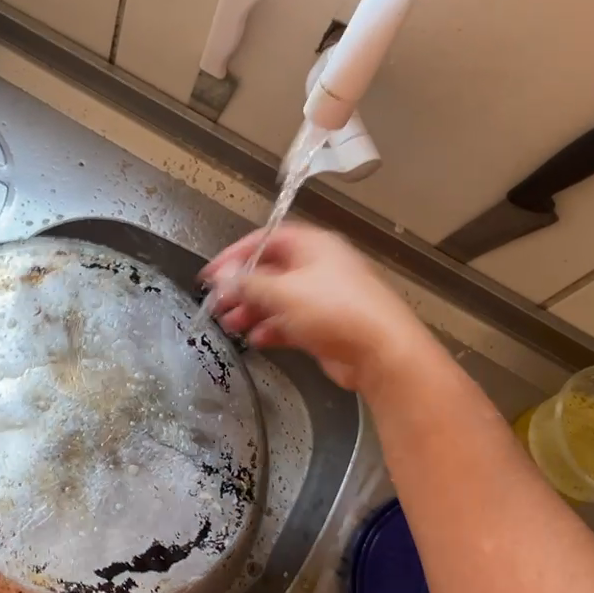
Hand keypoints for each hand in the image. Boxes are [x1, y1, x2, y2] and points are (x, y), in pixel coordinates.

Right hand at [201, 222, 430, 393]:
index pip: (265, 240)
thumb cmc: (339, 312)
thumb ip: (249, 283)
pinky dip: (270, 329)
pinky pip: (288, 323)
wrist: (380, 352)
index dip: (236, 254)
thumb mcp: (283, 292)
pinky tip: (256, 339)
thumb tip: (224, 277)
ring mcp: (321, 298)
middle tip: (218, 302)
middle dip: (241, 287)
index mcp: (312, 247)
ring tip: (231, 324)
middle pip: (269, 271)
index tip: (213, 273)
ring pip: (277, 299)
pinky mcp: (322, 326)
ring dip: (251, 310)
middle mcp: (317, 268)